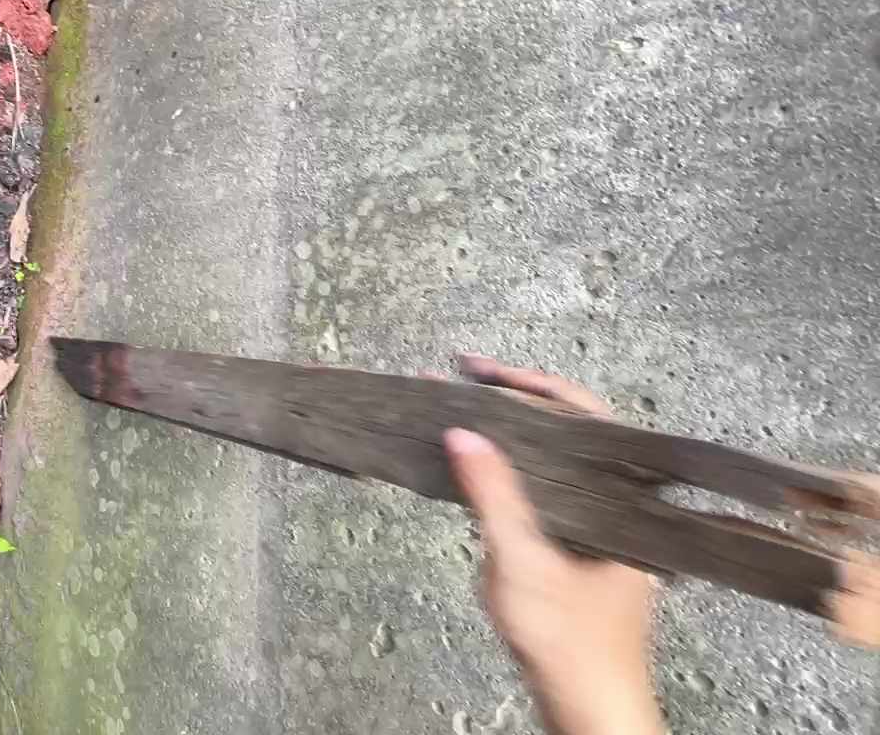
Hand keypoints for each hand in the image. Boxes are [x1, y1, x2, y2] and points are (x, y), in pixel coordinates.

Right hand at [442, 354, 667, 734]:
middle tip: (451, 372)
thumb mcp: (521, 560)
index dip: (530, 383)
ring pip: (541, 449)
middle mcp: (607, 499)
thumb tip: (461, 431)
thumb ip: (494, 495)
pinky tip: (460, 448)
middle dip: (503, 392)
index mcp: (621, 500)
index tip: (475, 369)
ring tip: (445, 399)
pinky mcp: (559, 532)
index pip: (584, 416)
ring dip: (494, 420)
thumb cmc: (565, 635)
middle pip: (560, 425)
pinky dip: (492, 453)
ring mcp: (584, 515)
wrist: (583, 697)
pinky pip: (526, 475)